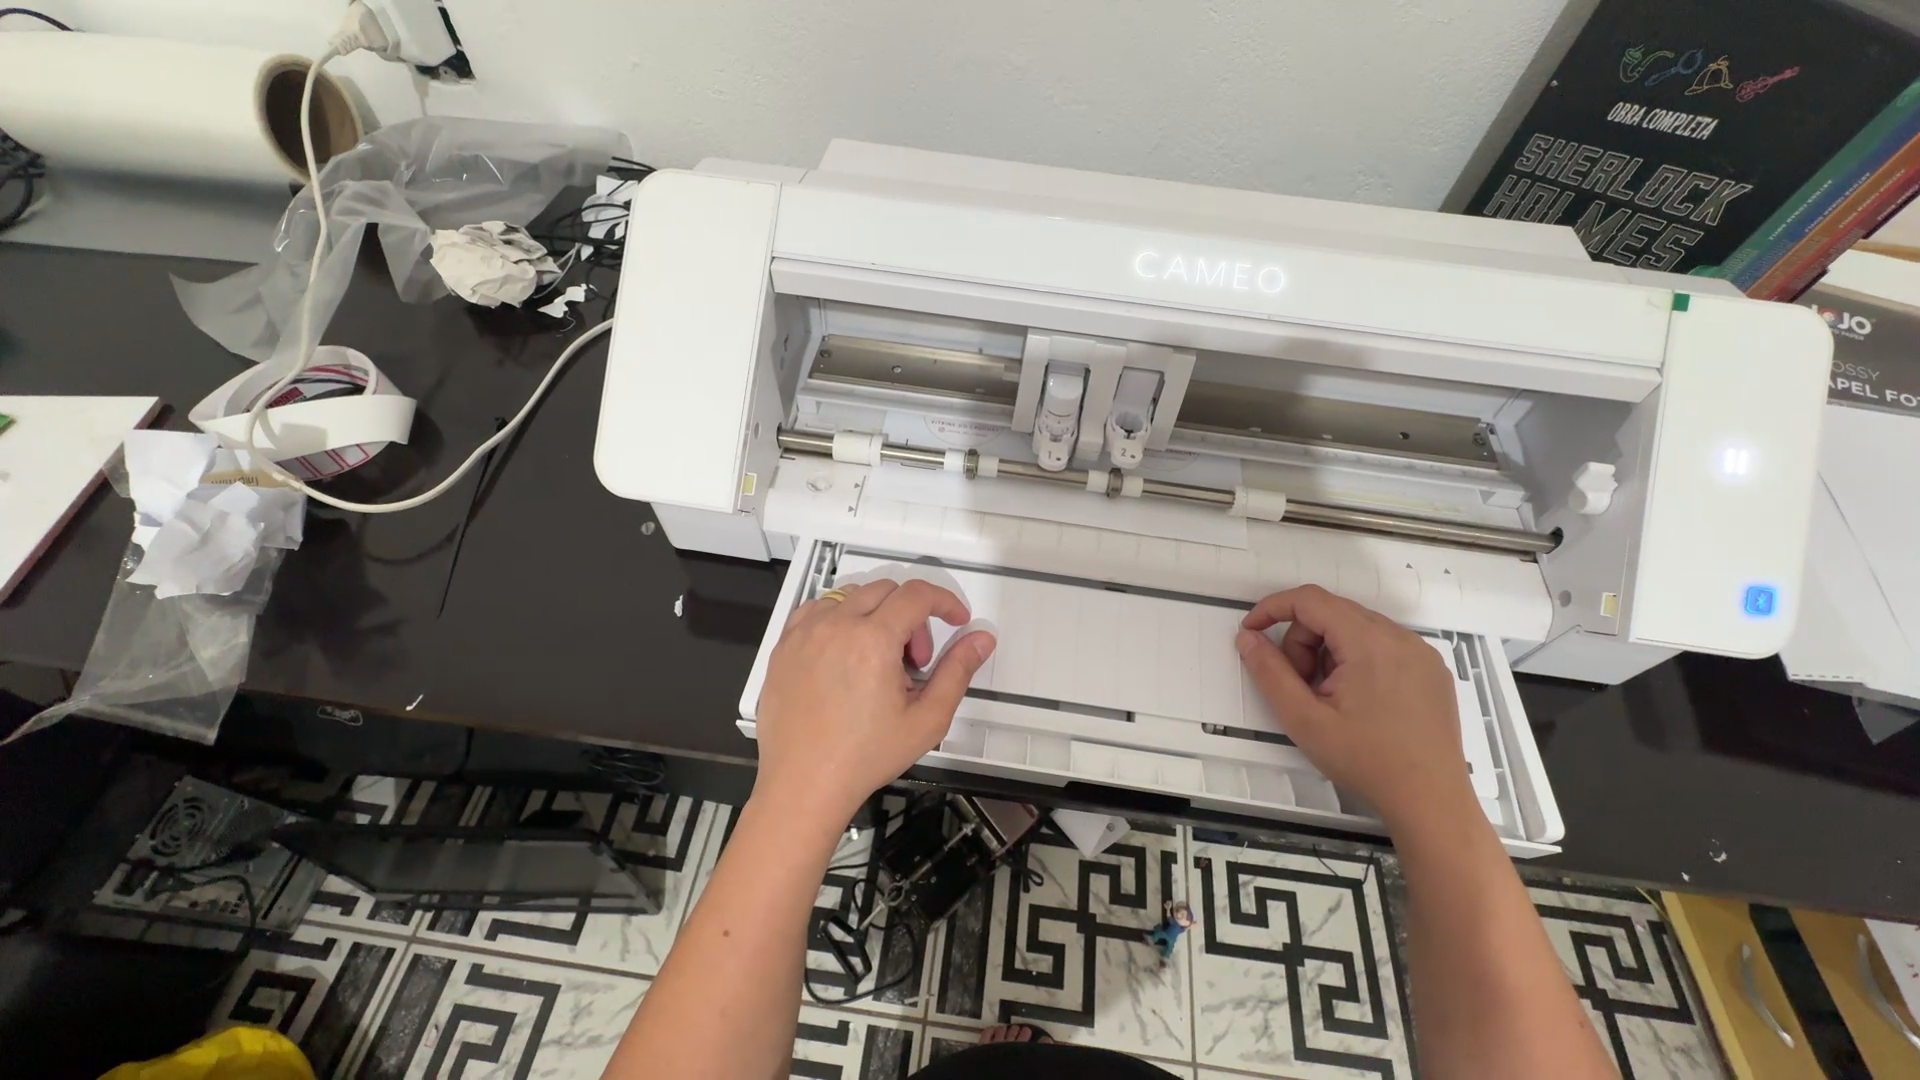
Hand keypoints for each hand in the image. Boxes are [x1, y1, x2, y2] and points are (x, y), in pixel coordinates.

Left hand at [755, 579, 995, 825]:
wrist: (804, 783)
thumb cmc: (865, 756)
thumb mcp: (926, 720)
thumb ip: (957, 672)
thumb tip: (981, 639)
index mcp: (872, 640)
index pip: (917, 595)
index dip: (944, 601)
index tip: (956, 620)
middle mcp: (836, 625)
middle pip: (886, 590)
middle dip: (911, 616)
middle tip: (914, 661)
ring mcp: (805, 632)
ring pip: (851, 595)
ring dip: (876, 614)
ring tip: (879, 660)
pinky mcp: (784, 644)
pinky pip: (817, 609)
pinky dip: (840, 618)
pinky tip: (847, 652)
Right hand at [1235, 585, 1474, 830]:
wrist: (1430, 800)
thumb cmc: (1371, 763)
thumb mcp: (1304, 719)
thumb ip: (1270, 673)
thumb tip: (1249, 640)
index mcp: (1369, 643)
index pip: (1310, 600)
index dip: (1273, 608)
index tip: (1253, 630)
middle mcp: (1399, 638)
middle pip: (1332, 613)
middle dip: (1302, 640)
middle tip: (1298, 684)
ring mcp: (1420, 653)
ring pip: (1356, 628)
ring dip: (1328, 651)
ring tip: (1328, 697)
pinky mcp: (1430, 669)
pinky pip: (1381, 644)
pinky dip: (1356, 659)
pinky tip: (1355, 699)